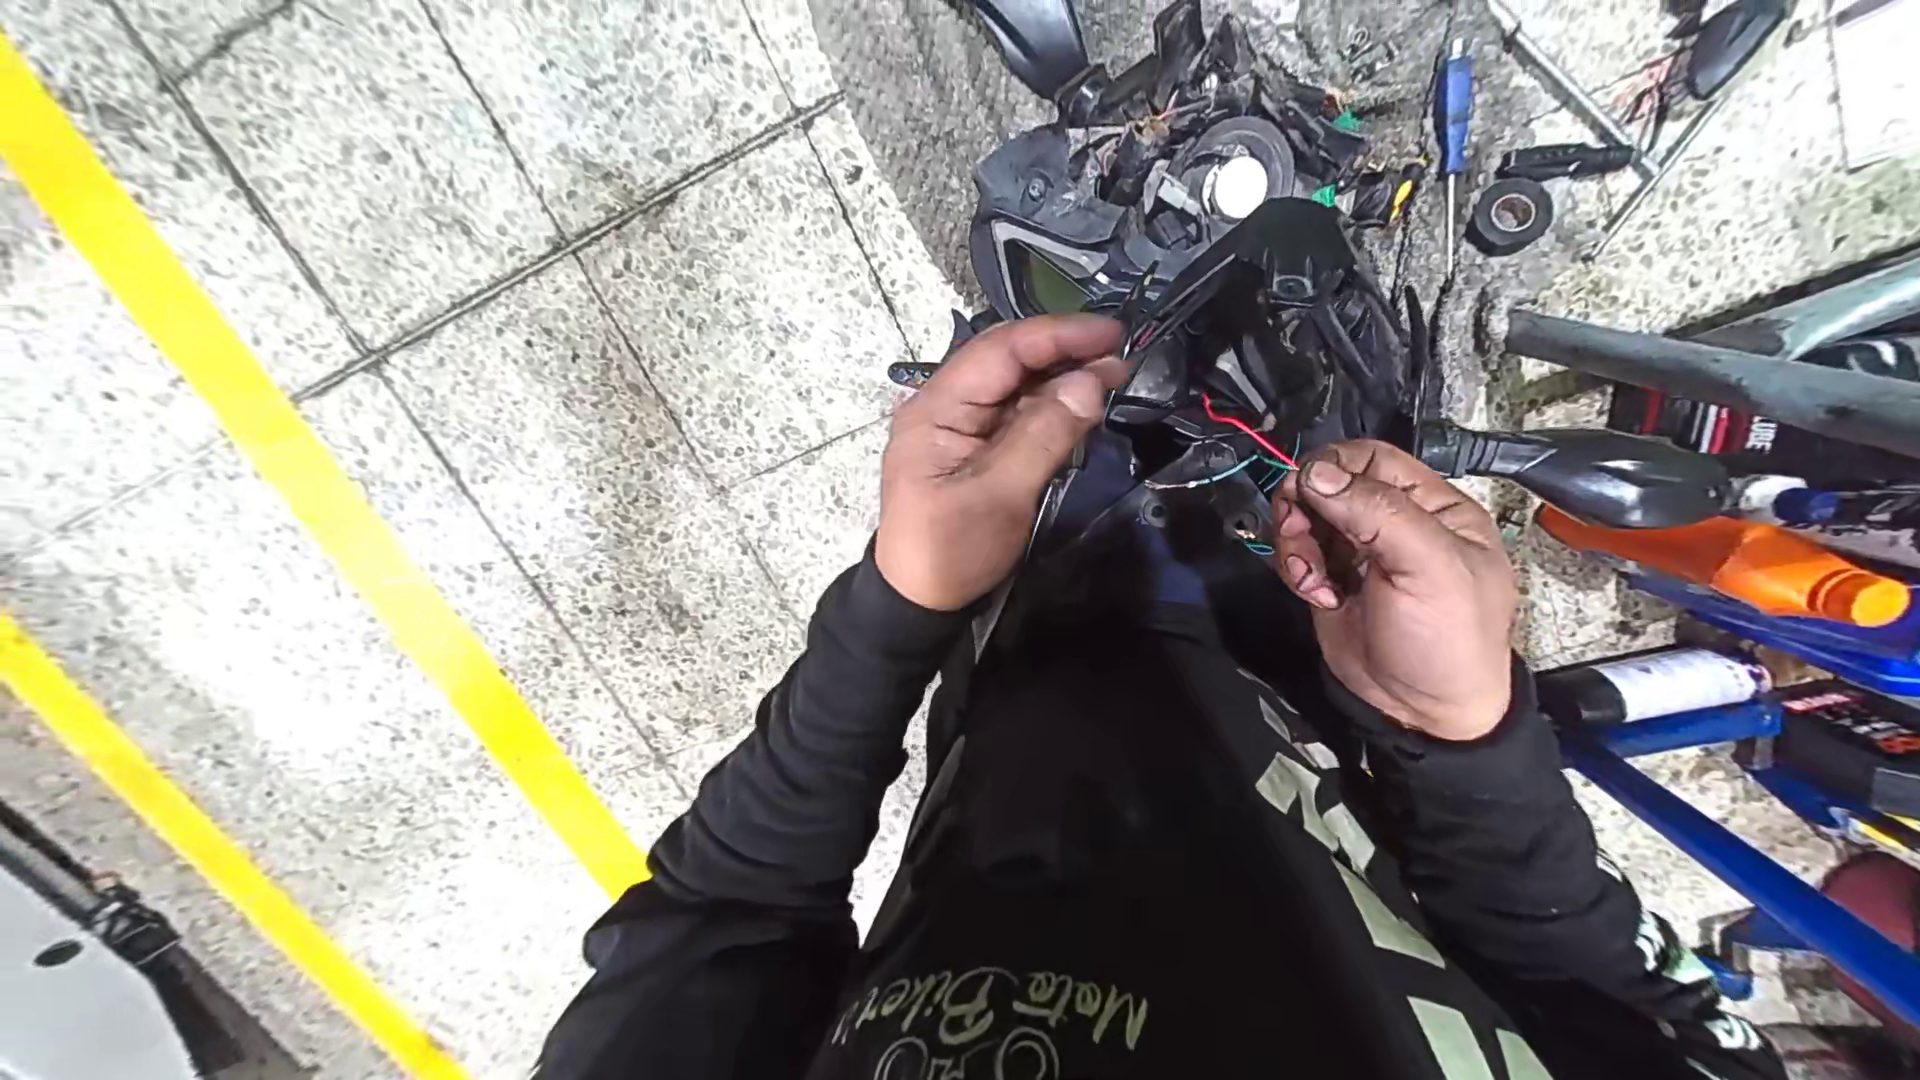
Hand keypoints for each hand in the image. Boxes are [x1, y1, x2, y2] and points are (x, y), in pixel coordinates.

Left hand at [876, 315, 1125, 610]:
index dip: (1057, 336)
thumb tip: (1090, 382)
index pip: (999, 351)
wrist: (919, 599)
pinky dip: (1048, 408)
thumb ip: (1043, 435)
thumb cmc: (951, 552)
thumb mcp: (1000, 496)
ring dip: (1060, 379)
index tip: (1111, 334)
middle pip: (1006, 362)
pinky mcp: (971, 447)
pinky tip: (1079, 406)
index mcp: (935, 409)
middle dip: (1063, 354)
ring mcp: (956, 426)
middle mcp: (942, 406)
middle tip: (1120, 358)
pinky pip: (1013, 414)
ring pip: (1013, 386)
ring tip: (1110, 379)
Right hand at [1271, 440, 1516, 740]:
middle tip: (1297, 535)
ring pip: (1303, 518)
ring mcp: (1355, 550)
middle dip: (1304, 509)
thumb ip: (1376, 513)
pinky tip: (1315, 594)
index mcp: (1431, 508)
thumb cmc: (1445, 639)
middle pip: (1326, 486)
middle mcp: (1390, 522)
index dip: (1333, 465)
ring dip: (1294, 543)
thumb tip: (1315, 471)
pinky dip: (1294, 569)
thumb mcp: (1427, 569)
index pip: (1372, 459)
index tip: (1305, 488)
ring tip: (1310, 577)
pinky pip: (1294, 552)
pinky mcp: (1327, 575)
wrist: (1416, 709)